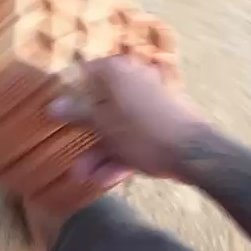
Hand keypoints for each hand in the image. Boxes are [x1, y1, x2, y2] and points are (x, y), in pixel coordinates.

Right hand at [49, 55, 216, 185]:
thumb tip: (53, 105)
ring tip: (85, 177)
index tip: (57, 112)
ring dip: (100, 151)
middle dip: (86, 135)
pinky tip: (106, 179)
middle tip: (72, 154)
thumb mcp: (104, 124)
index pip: (84, 74)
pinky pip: (135, 136)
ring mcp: (149, 104)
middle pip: (101, 105)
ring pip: (117, 125)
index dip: (68, 93)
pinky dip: (121, 155)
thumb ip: (78, 113)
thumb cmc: (143, 130)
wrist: (198, 154)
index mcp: (117, 71)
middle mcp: (132, 81)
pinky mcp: (162, 125)